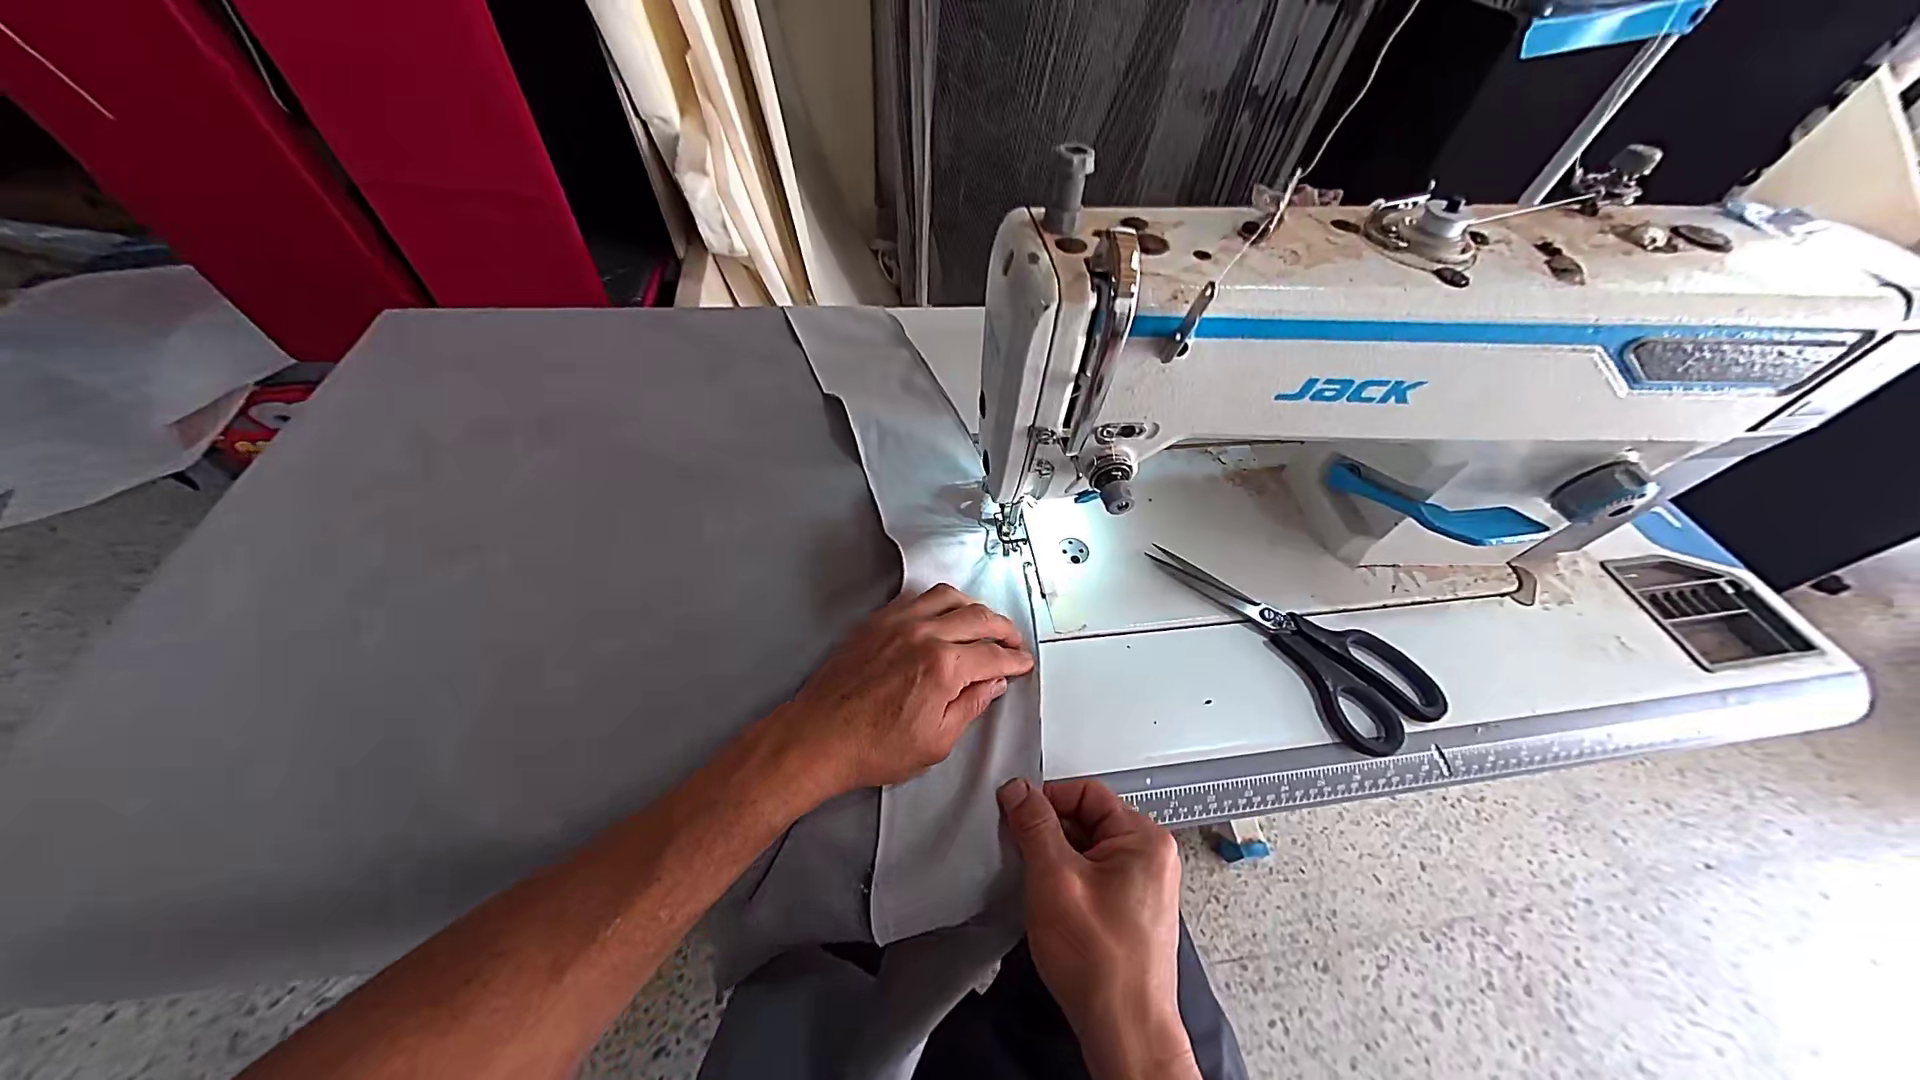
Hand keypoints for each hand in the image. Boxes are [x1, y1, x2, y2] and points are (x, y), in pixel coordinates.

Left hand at [773, 584, 1033, 794]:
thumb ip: (971, 706)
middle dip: (1004, 629)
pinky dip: (940, 601)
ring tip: (984, 621)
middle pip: (980, 618)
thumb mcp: (937, 741)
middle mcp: (923, 635)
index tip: (1021, 663)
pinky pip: (917, 597)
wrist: (819, 737)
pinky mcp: (877, 622)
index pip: (994, 655)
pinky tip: (943, 613)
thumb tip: (992, 685)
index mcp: (943, 666)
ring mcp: (898, 624)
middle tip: (1013, 642)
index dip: (1015, 660)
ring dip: (975, 607)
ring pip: (950, 597)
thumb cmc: (870, 745)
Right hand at [998, 777, 1198, 1079]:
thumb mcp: (1054, 878)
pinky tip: (1052, 903)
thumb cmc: (1102, 966)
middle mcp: (1150, 856)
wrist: (1124, 1032)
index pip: (1086, 792)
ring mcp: (1141, 884)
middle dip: (1049, 833)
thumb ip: (1034, 826)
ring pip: (1085, 847)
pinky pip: (1092, 873)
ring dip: (1055, 859)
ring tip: (1040, 887)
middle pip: (1086, 817)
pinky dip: (1066, 880)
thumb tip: (1019, 791)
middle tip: (1023, 853)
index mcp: (1143, 839)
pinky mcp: (1129, 907)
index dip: (1047, 799)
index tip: (1017, 813)